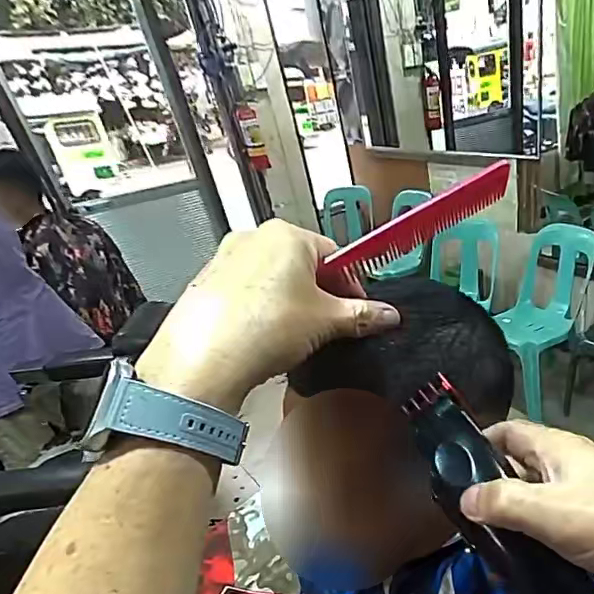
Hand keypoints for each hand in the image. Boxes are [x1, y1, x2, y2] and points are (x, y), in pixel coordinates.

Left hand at [135, 220, 398, 410]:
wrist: (206, 358)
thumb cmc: (261, 328)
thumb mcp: (328, 321)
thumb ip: (363, 315)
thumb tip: (387, 315)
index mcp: (287, 235)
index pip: (336, 254)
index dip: (353, 285)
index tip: (361, 309)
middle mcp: (254, 239)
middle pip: (306, 265)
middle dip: (324, 295)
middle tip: (334, 325)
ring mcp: (227, 259)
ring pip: (277, 279)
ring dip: (296, 304)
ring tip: (301, 336)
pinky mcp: (210, 284)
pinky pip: (251, 293)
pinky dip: (267, 311)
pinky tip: (271, 338)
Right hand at [459, 420, 593, 593]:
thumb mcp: (548, 511)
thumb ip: (502, 503)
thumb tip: (463, 498)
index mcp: (558, 447)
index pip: (508, 431)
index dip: (477, 444)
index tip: (451, 472)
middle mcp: (569, 464)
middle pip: (518, 467)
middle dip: (490, 490)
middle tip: (464, 522)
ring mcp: (584, 493)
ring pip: (535, 500)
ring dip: (513, 520)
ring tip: (489, 549)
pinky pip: (554, 523)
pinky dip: (535, 537)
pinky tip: (523, 563)